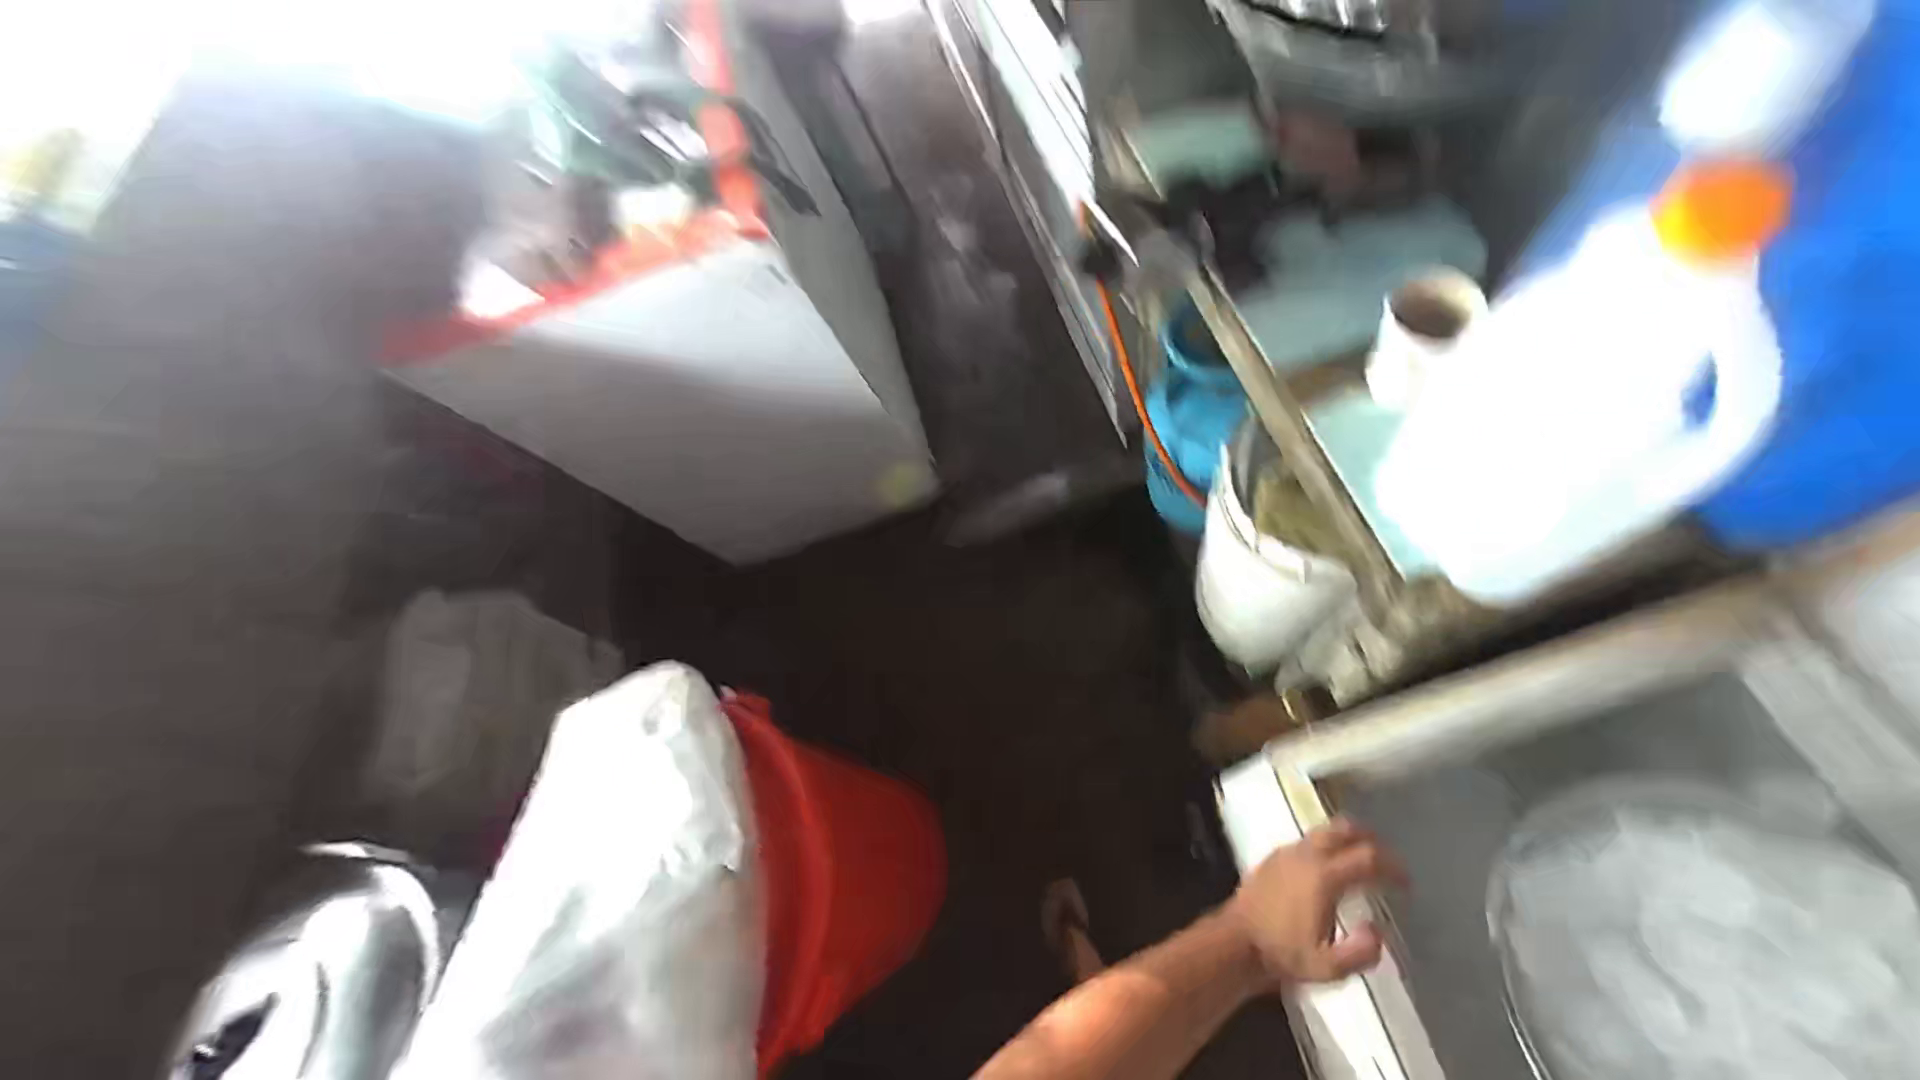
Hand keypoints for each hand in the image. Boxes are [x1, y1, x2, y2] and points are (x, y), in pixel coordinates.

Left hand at [1224, 818, 1406, 985]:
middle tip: (1387, 858)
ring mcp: (1286, 851)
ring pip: (1323, 830)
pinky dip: (1326, 844)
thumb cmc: (1283, 953)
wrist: (1237, 939)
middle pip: (1344, 829)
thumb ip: (1361, 952)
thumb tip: (1377, 930)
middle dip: (1371, 838)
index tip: (1406, 882)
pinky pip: (1307, 839)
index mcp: (1323, 876)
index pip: (1367, 857)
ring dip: (1347, 838)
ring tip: (1363, 859)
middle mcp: (1305, 855)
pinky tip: (1330, 865)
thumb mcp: (1329, 967)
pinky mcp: (1273, 856)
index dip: (1393, 866)